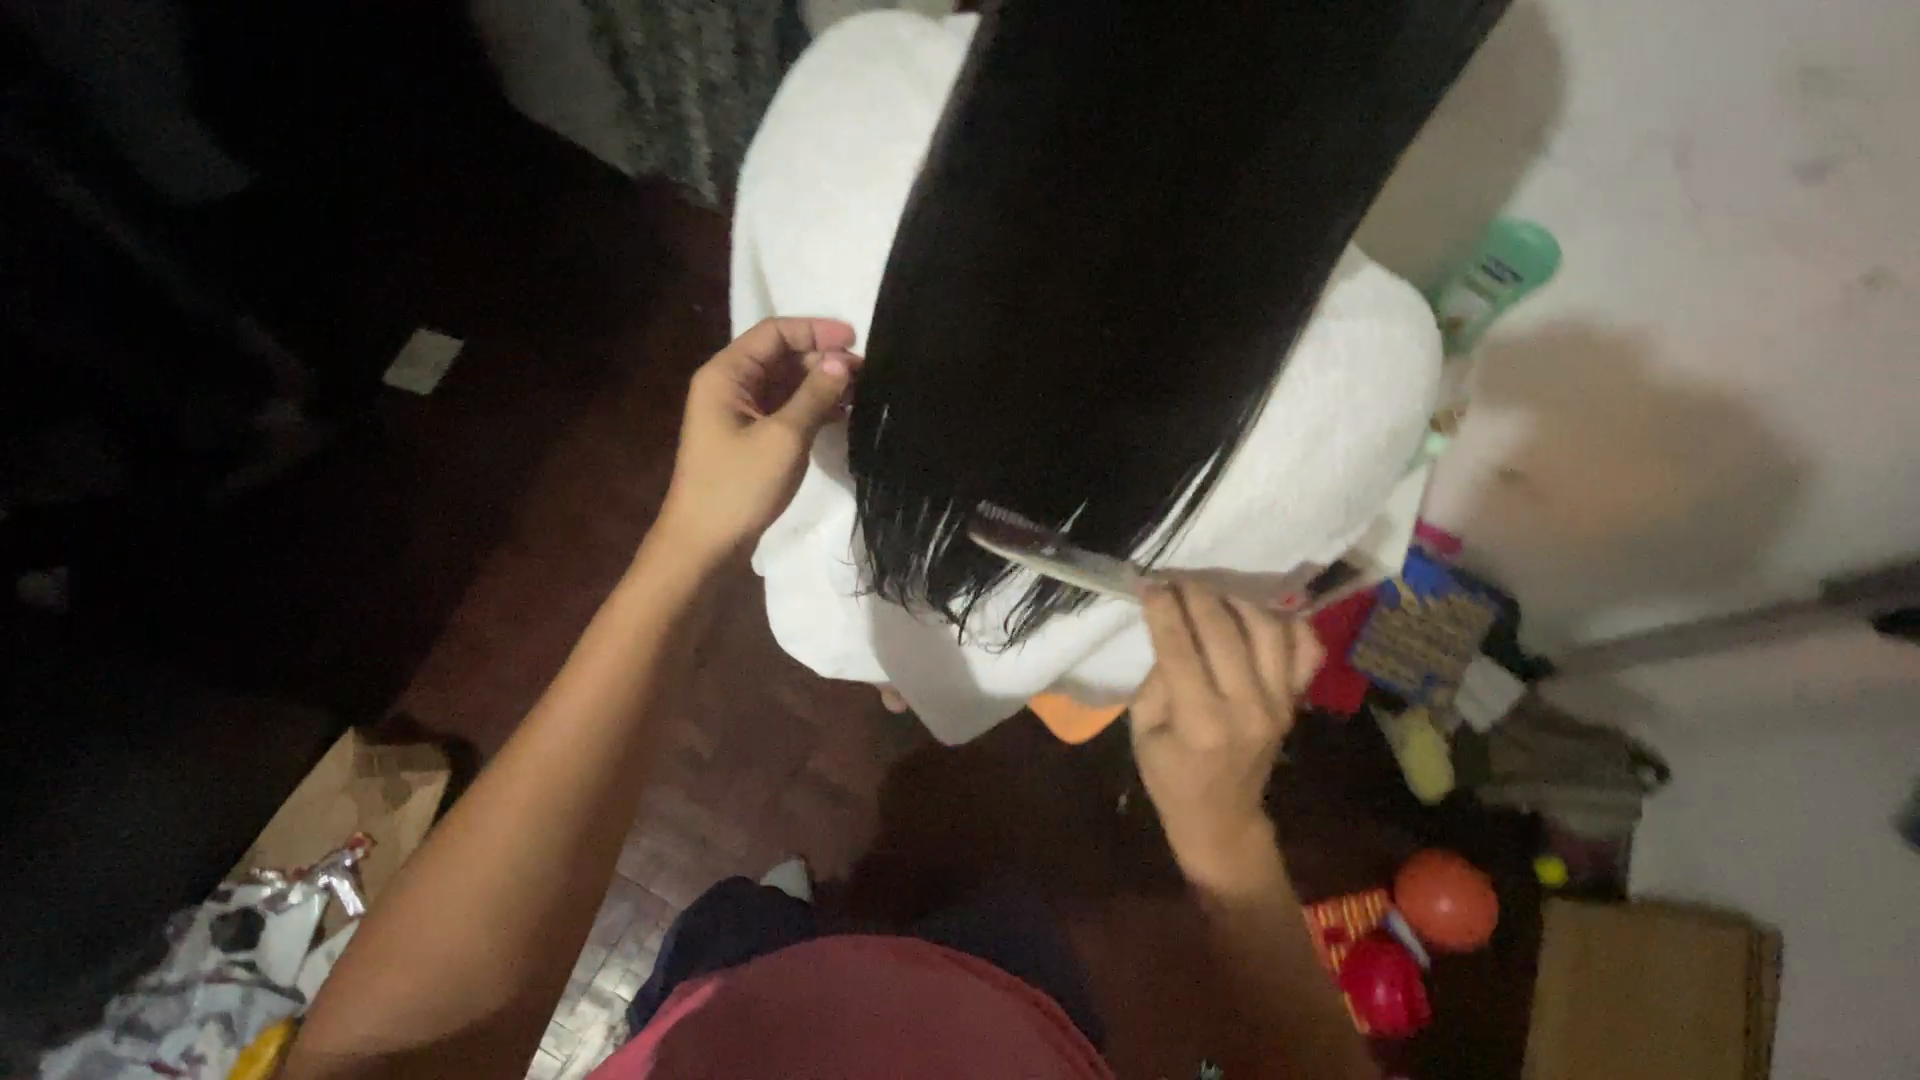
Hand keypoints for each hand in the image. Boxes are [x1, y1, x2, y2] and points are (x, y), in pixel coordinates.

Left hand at [657, 317, 860, 559]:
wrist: (704, 544)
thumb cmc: (738, 486)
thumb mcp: (783, 437)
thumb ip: (814, 395)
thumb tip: (842, 362)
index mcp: (726, 375)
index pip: (774, 333)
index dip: (815, 330)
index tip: (856, 339)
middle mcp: (730, 387)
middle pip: (781, 357)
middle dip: (822, 359)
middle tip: (867, 373)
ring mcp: (739, 414)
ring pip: (786, 385)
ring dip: (821, 385)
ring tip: (863, 393)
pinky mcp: (750, 440)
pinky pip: (785, 410)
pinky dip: (812, 408)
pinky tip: (843, 415)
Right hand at [1131, 582, 1323, 894]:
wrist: (1221, 816)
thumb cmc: (1170, 776)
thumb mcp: (1142, 731)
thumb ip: (1157, 680)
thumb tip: (1170, 628)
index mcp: (1201, 724)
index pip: (1180, 649)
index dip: (1163, 610)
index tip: (1149, 583)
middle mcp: (1248, 708)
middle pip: (1224, 631)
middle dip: (1195, 595)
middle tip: (1175, 578)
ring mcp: (1279, 703)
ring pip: (1267, 630)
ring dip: (1236, 600)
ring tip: (1211, 590)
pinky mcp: (1295, 701)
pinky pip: (1306, 649)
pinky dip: (1288, 623)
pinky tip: (1260, 611)